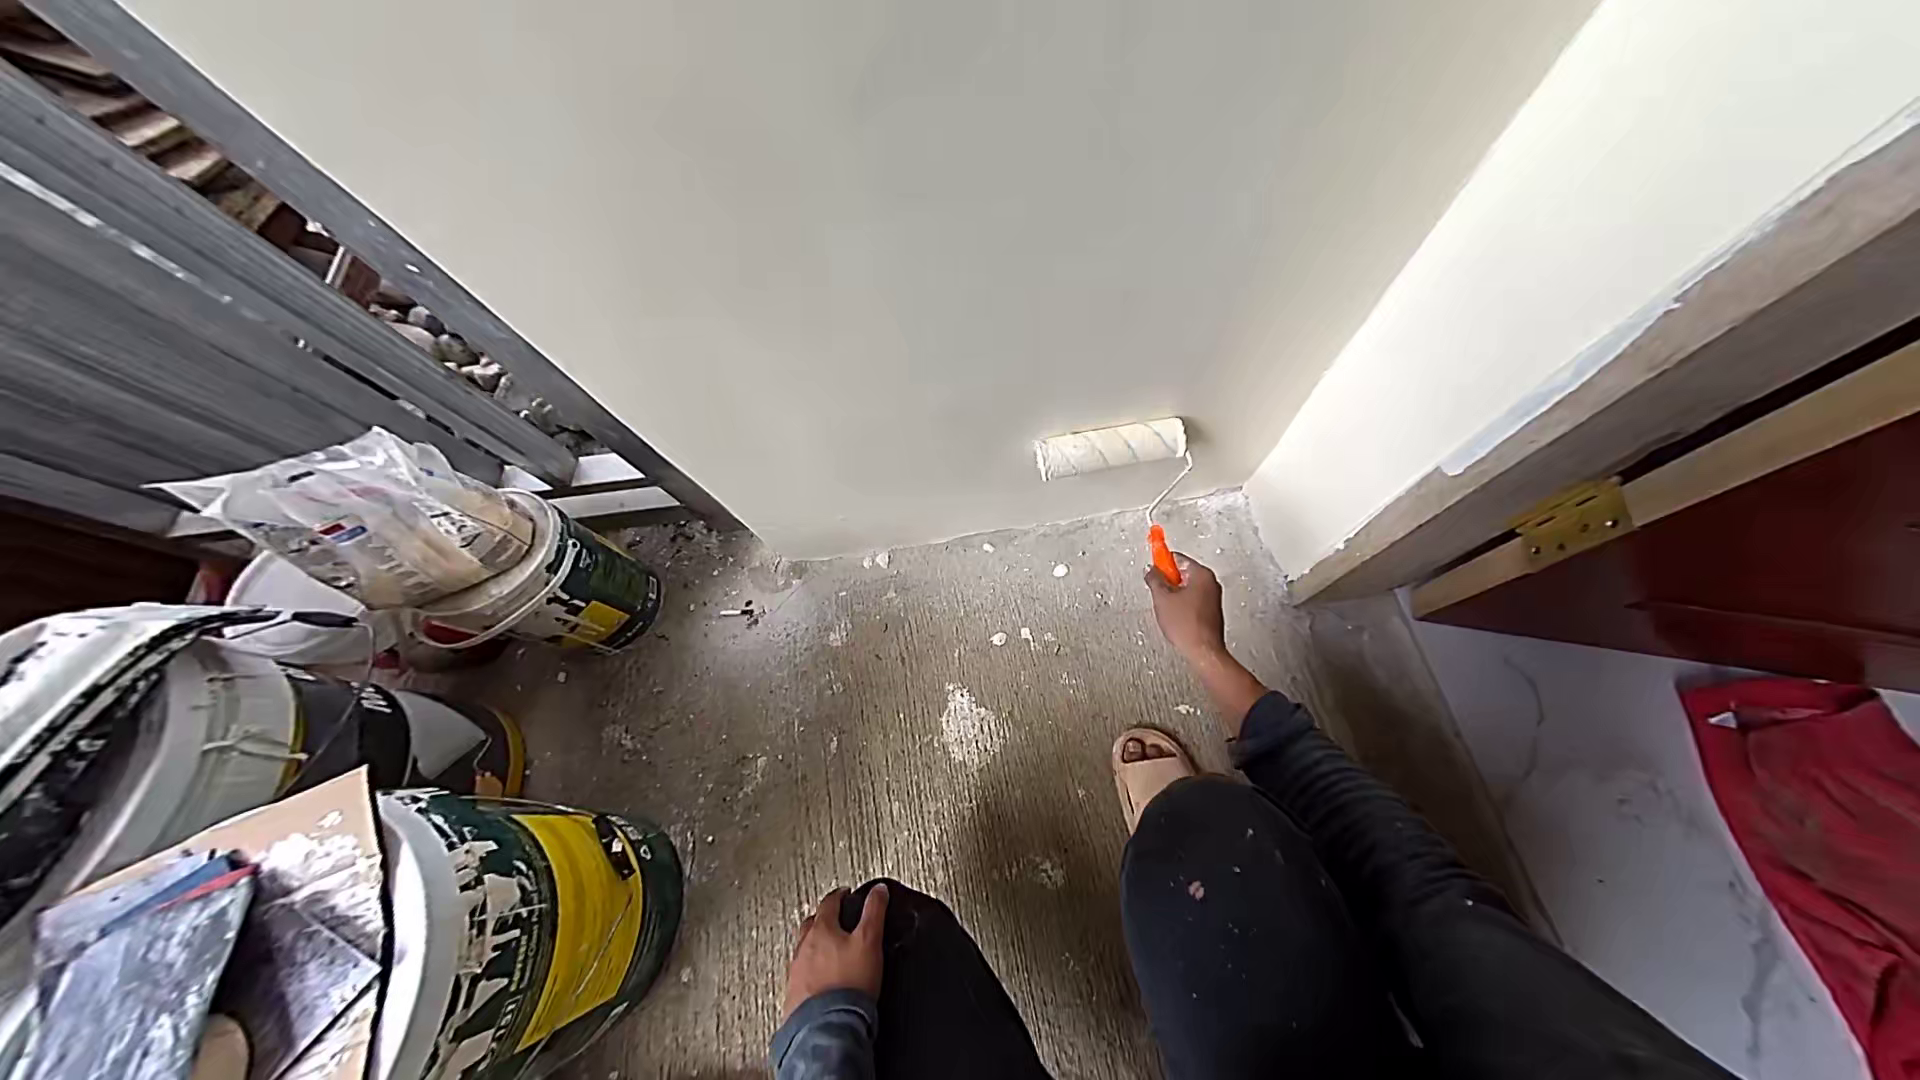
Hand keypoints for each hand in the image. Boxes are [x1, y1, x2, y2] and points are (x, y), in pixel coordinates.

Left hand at [781, 884, 888, 1018]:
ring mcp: (796, 974)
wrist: (828, 1030)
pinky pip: (800, 976)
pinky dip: (810, 972)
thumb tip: (879, 891)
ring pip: (803, 950)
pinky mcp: (794, 998)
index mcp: (821, 930)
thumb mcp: (870, 940)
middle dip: (823, 918)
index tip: (845, 894)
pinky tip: (819, 980)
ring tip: (826, 949)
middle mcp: (804, 949)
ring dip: (814, 945)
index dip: (840, 896)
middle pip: (811, 924)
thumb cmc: (848, 986)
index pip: (829, 903)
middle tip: (834, 918)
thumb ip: (875, 912)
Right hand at [1143, 553, 1226, 662]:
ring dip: (1174, 594)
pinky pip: (1192, 600)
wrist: (1202, 650)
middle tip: (1159, 592)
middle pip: (1182, 572)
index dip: (1161, 562)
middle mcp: (1211, 583)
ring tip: (1168, 608)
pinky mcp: (1211, 610)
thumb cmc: (1188, 626)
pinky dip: (1182, 604)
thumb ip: (1154, 579)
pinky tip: (1176, 616)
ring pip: (1187, 587)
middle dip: (1168, 581)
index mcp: (1201, 574)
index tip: (1153, 564)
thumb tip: (1151, 570)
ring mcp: (1213, 597)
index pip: (1177, 558)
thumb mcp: (1161, 598)